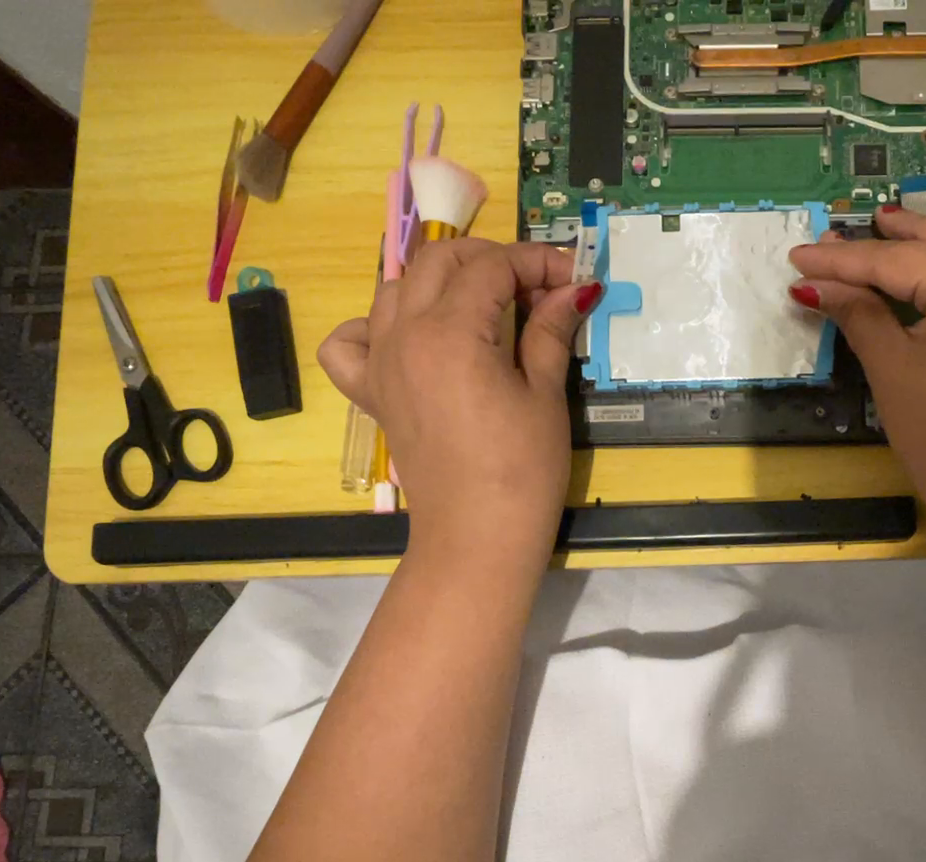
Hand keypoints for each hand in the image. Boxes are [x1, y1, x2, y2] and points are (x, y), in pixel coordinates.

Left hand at [316, 240, 602, 564]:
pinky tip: (410, 338)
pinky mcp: (372, 393)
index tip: (573, 277)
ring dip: (442, 282)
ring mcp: (379, 363)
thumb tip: (572, 289)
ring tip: (485, 307)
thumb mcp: (544, 396)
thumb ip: (550, 332)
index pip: (491, 268)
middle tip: (537, 288)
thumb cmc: (523, 471)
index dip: (536, 262)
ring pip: (396, 288)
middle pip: (439, 262)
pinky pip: (352, 342)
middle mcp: (403, 335)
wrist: (478, 537)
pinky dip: (375, 326)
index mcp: (450, 333)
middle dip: (491, 260)